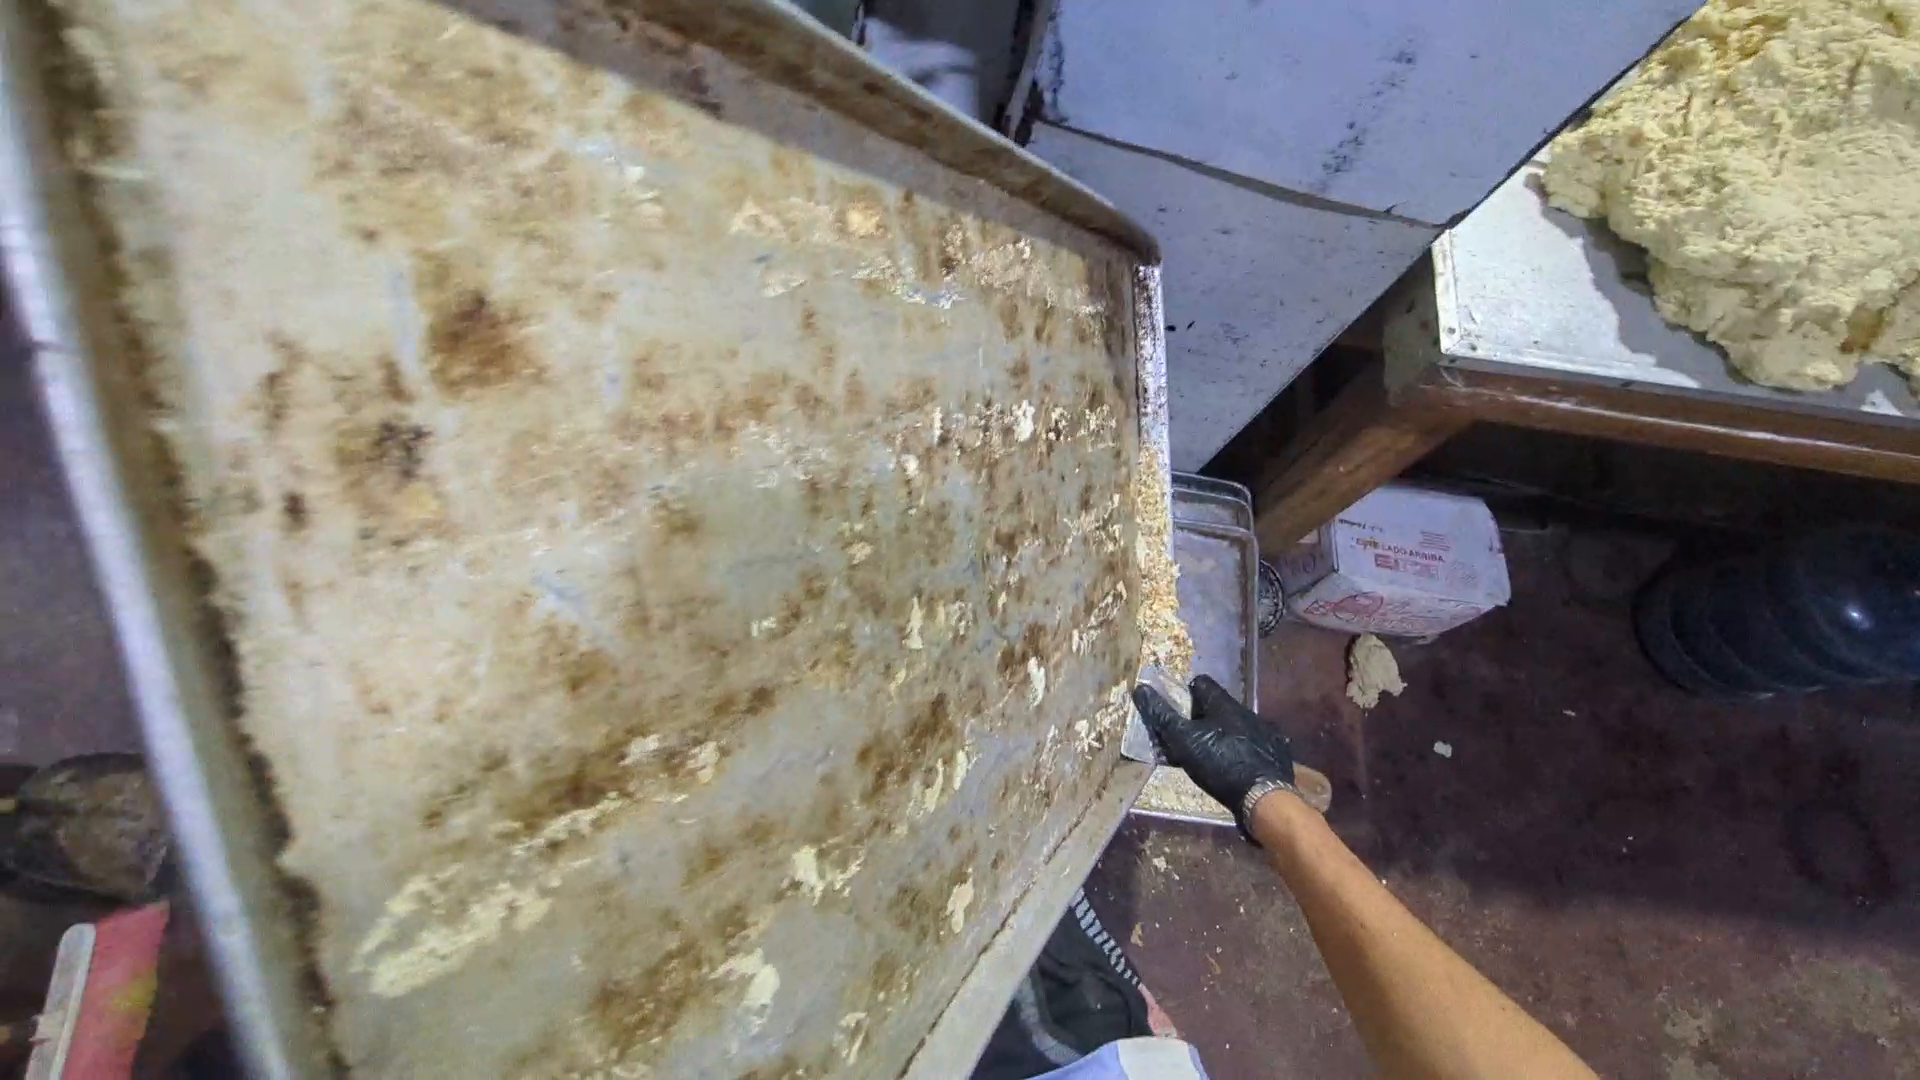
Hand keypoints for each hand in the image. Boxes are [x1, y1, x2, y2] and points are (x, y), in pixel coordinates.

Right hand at [1132, 675, 1295, 838]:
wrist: (1264, 798)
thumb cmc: (1219, 763)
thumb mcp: (1183, 740)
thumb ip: (1162, 715)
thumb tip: (1141, 689)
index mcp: (1223, 703)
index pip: (1201, 683)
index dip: (1185, 694)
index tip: (1176, 713)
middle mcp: (1246, 711)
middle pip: (1218, 706)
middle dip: (1202, 719)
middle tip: (1187, 739)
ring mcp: (1265, 732)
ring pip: (1236, 726)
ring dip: (1222, 735)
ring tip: (1209, 756)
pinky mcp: (1276, 752)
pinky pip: (1255, 744)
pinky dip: (1242, 751)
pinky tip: (1236, 767)